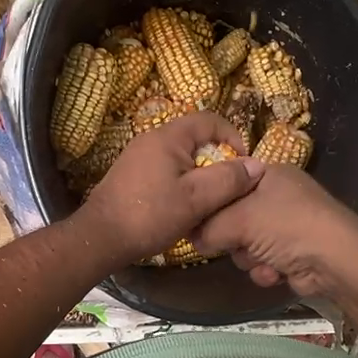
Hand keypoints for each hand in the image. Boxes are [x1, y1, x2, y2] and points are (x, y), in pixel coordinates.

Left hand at [72, 112, 264, 265]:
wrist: (100, 238)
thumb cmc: (150, 216)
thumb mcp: (196, 199)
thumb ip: (228, 180)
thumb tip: (257, 165)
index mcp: (168, 136)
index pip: (210, 120)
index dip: (233, 138)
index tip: (243, 166)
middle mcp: (151, 139)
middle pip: (196, 139)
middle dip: (217, 160)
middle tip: (228, 188)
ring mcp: (138, 158)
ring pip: (181, 158)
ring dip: (199, 176)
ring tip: (208, 202)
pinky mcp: (131, 177)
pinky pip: (166, 171)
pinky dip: (181, 184)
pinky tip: (183, 208)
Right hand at [192, 164, 357, 296]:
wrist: (334, 260)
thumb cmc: (287, 226)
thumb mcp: (240, 219)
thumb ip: (208, 226)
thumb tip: (193, 238)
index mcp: (267, 174)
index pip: (226, 183)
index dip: (210, 201)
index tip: (195, 218)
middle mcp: (276, 197)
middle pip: (231, 218)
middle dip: (233, 238)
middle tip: (235, 243)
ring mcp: (284, 226)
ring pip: (244, 245)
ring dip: (250, 258)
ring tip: (264, 259)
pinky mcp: (290, 254)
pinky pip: (261, 262)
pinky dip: (265, 270)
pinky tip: (276, 273)